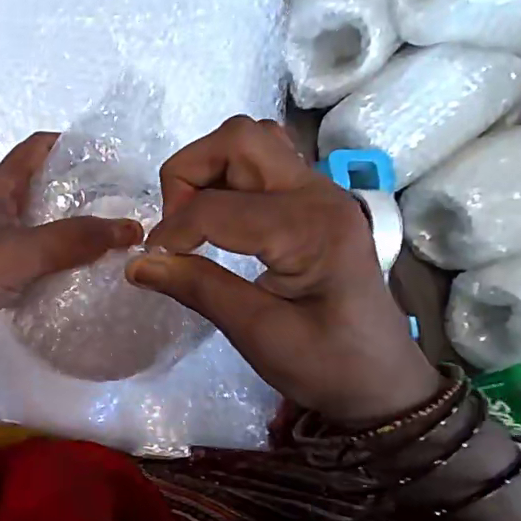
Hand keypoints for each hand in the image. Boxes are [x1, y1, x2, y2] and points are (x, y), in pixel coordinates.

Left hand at [0, 132, 144, 343]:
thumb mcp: (22, 252)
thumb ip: (75, 240)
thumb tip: (133, 228)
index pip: (39, 147)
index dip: (75, 146)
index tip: (114, 159)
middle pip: (42, 184)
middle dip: (81, 190)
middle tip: (123, 204)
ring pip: (37, 221)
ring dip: (69, 226)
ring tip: (111, 236)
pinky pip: (28, 252)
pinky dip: (53, 256)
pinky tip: (78, 269)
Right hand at [125, 116, 440, 422]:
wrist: (381, 381)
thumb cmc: (326, 365)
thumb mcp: (258, 334)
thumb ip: (198, 289)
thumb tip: (139, 263)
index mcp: (309, 229)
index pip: (216, 206)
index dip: (171, 231)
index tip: (152, 263)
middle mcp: (318, 195)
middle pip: (238, 139)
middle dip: (188, 174)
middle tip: (175, 229)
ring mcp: (321, 193)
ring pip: (252, 141)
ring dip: (210, 169)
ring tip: (194, 221)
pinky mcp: (316, 202)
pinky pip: (266, 162)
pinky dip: (230, 177)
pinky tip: (221, 220)